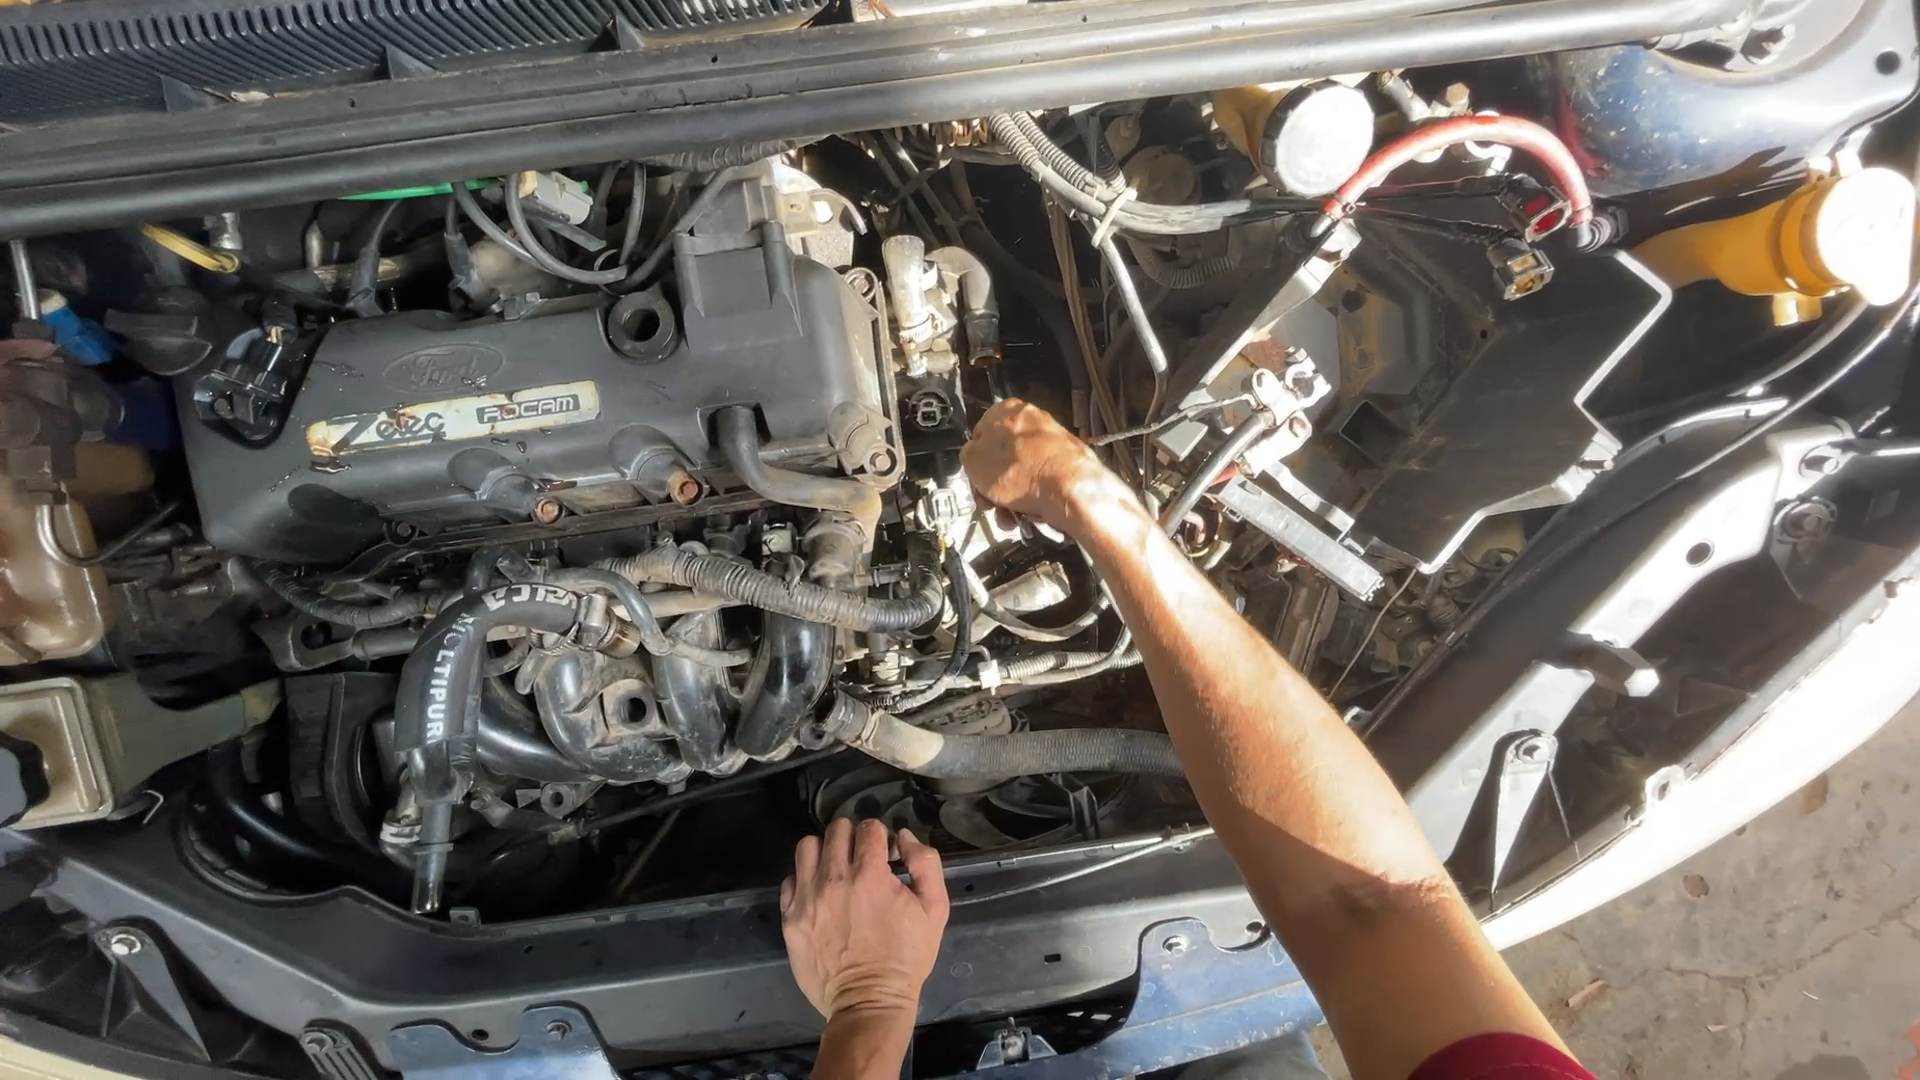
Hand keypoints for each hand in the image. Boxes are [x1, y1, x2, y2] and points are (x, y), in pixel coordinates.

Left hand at [781, 819, 949, 1019]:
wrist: (869, 1003)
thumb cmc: (906, 956)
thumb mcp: (935, 909)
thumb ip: (925, 863)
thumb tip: (904, 837)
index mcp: (870, 874)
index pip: (869, 827)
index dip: (881, 836)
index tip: (885, 854)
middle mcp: (834, 879)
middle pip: (837, 830)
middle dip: (853, 837)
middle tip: (861, 858)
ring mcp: (808, 898)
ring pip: (807, 846)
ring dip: (825, 851)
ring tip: (835, 869)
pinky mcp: (790, 918)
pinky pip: (790, 879)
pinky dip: (805, 879)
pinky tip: (819, 893)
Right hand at [961, 399, 1117, 532]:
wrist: (1069, 488)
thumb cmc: (1018, 470)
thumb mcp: (972, 462)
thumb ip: (968, 455)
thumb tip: (974, 457)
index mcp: (1006, 409)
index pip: (979, 435)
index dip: (975, 464)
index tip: (976, 483)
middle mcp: (1032, 420)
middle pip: (1002, 458)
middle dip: (993, 487)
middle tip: (990, 505)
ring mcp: (1052, 441)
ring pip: (1021, 474)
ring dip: (1010, 499)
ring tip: (1010, 517)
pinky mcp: (1068, 463)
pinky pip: (1041, 482)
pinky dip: (1033, 499)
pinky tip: (1030, 515)